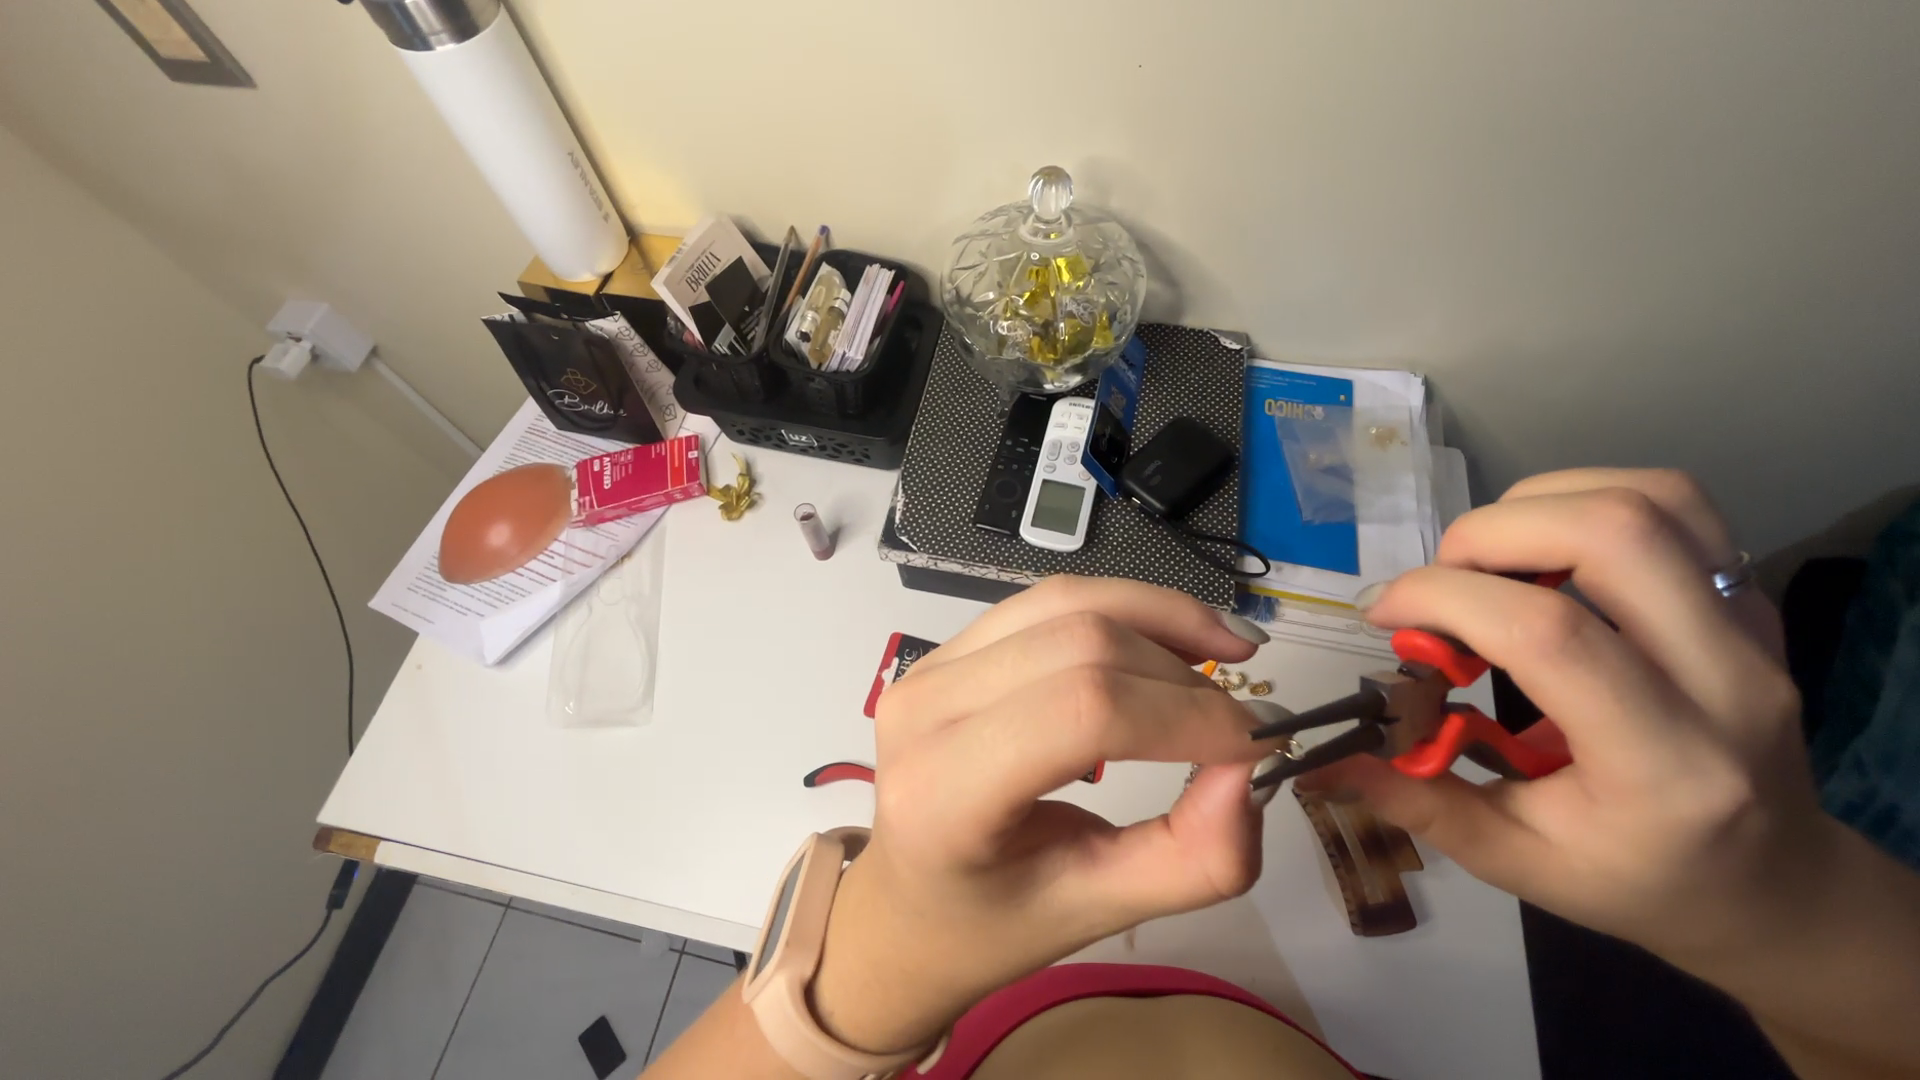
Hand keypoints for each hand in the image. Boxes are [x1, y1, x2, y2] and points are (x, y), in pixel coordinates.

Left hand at [807, 576, 1275, 1052]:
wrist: (905, 907)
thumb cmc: (991, 924)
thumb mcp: (1095, 913)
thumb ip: (1191, 858)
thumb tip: (1253, 771)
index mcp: (945, 793)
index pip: (1083, 713)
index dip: (1185, 715)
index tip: (1256, 745)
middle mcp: (924, 710)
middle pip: (1079, 643)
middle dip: (1180, 673)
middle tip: (1240, 720)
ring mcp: (928, 668)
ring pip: (1065, 603)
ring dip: (1159, 619)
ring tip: (1224, 654)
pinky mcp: (947, 650)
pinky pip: (1046, 604)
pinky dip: (1121, 610)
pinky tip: (1168, 639)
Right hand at [1302, 469, 1829, 965]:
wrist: (1776, 885)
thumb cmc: (1637, 879)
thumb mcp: (1515, 862)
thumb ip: (1418, 803)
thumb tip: (1322, 759)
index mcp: (1664, 764)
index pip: (1547, 634)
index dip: (1443, 599)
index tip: (1385, 617)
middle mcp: (1727, 680)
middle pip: (1611, 534)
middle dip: (1486, 535)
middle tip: (1440, 582)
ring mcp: (1752, 630)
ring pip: (1650, 499)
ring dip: (1536, 507)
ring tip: (1487, 560)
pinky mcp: (1750, 600)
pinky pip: (1674, 503)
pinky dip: (1584, 498)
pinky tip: (1539, 546)